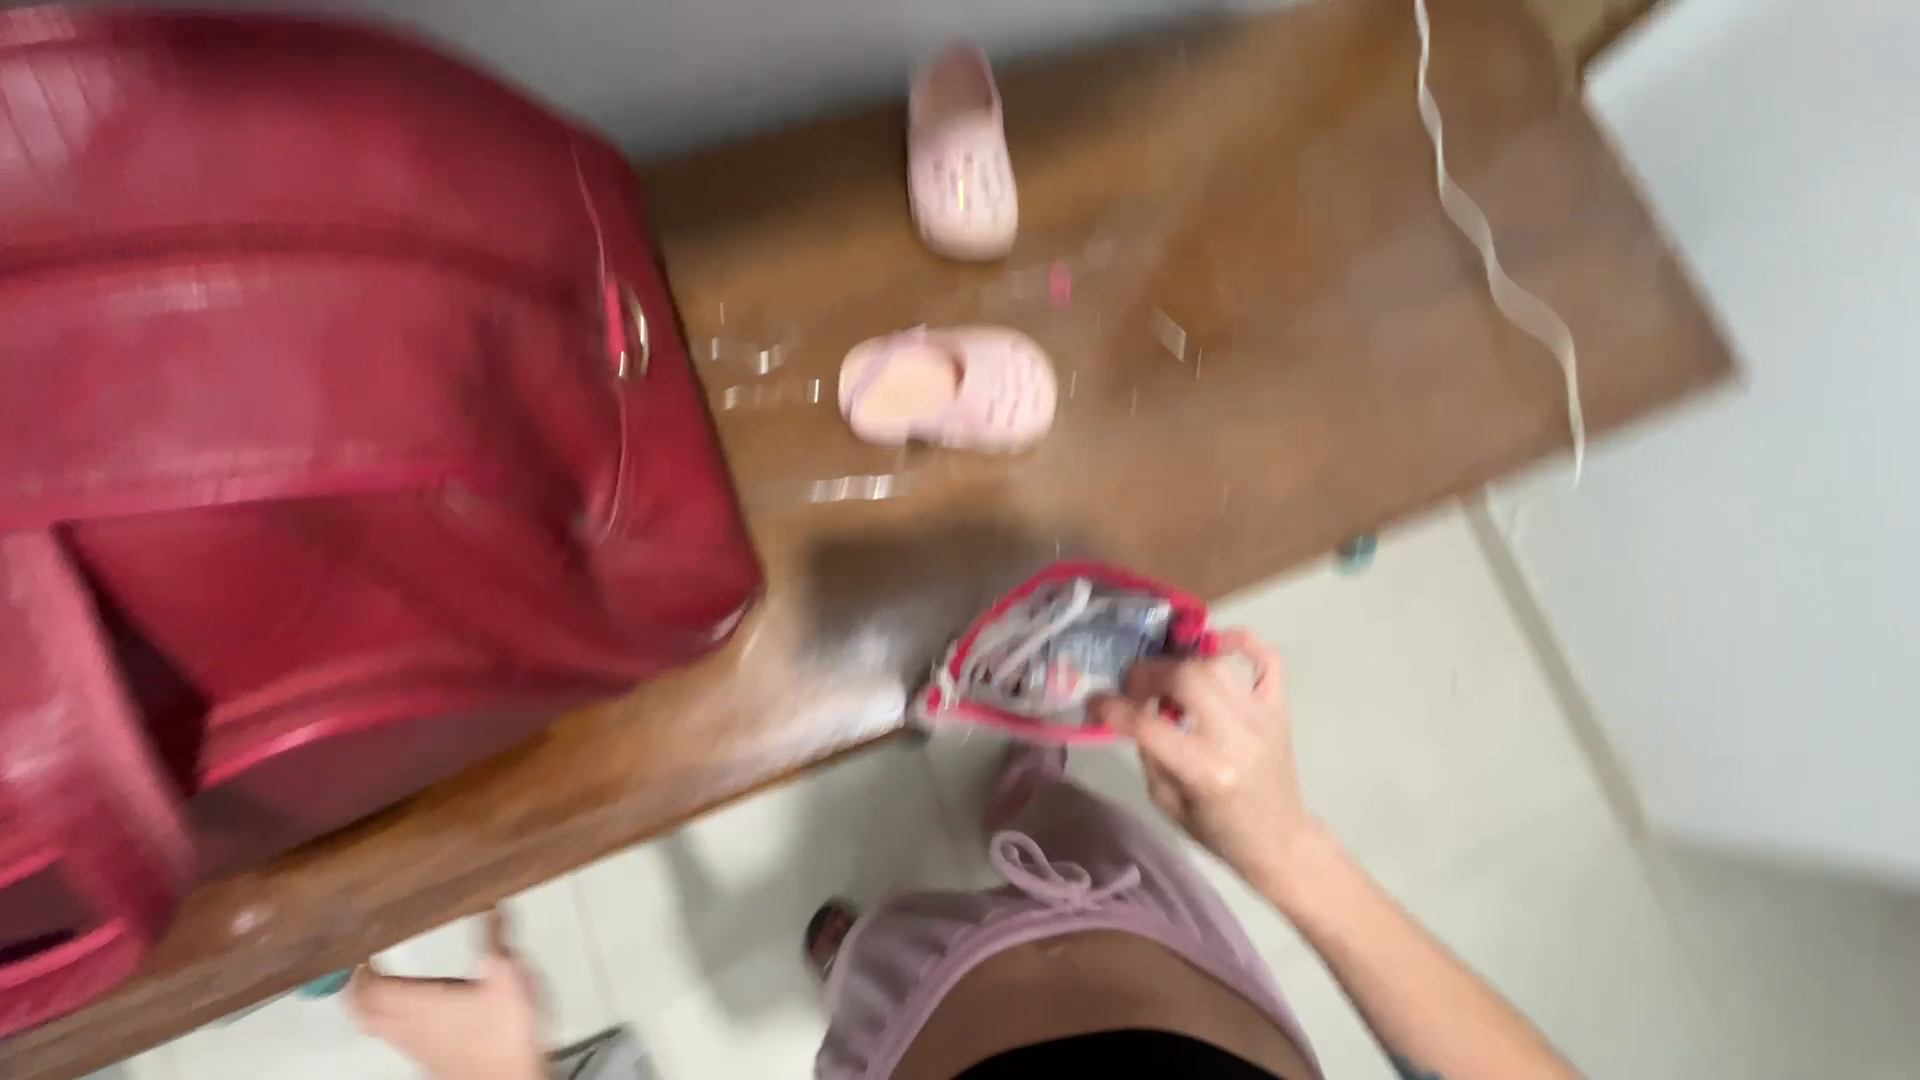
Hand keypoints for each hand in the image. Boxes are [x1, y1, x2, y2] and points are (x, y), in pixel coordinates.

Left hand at [347, 908, 546, 1079]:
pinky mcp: (431, 1060)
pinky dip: (394, 1022)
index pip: (371, 991)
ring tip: (384, 989)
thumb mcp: (507, 974)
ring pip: (379, 1028)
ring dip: (373, 1009)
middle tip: (364, 972)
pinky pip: (397, 1038)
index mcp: (419, 1004)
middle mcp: (409, 1028)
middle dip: (359, 993)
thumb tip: (492, 908)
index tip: (360, 955)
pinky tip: (418, 1015)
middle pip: (366, 1014)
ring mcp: (418, 1048)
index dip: (360, 974)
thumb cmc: (502, 1030)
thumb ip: (496, 940)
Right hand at [1090, 630, 1320, 890]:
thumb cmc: (1218, 829)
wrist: (1279, 840)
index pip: (1147, 725)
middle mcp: (1235, 737)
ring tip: (1167, 677)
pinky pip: (1267, 660)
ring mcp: (1261, 718)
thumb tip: (1132, 709)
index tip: (1095, 702)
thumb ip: (1149, 750)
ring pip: (1216, 664)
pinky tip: (1216, 642)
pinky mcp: (1278, 709)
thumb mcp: (1167, 800)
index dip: (1112, 708)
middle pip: (1186, 678)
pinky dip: (1243, 642)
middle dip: (1148, 673)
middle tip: (1135, 685)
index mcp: (1205, 771)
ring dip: (1181, 663)